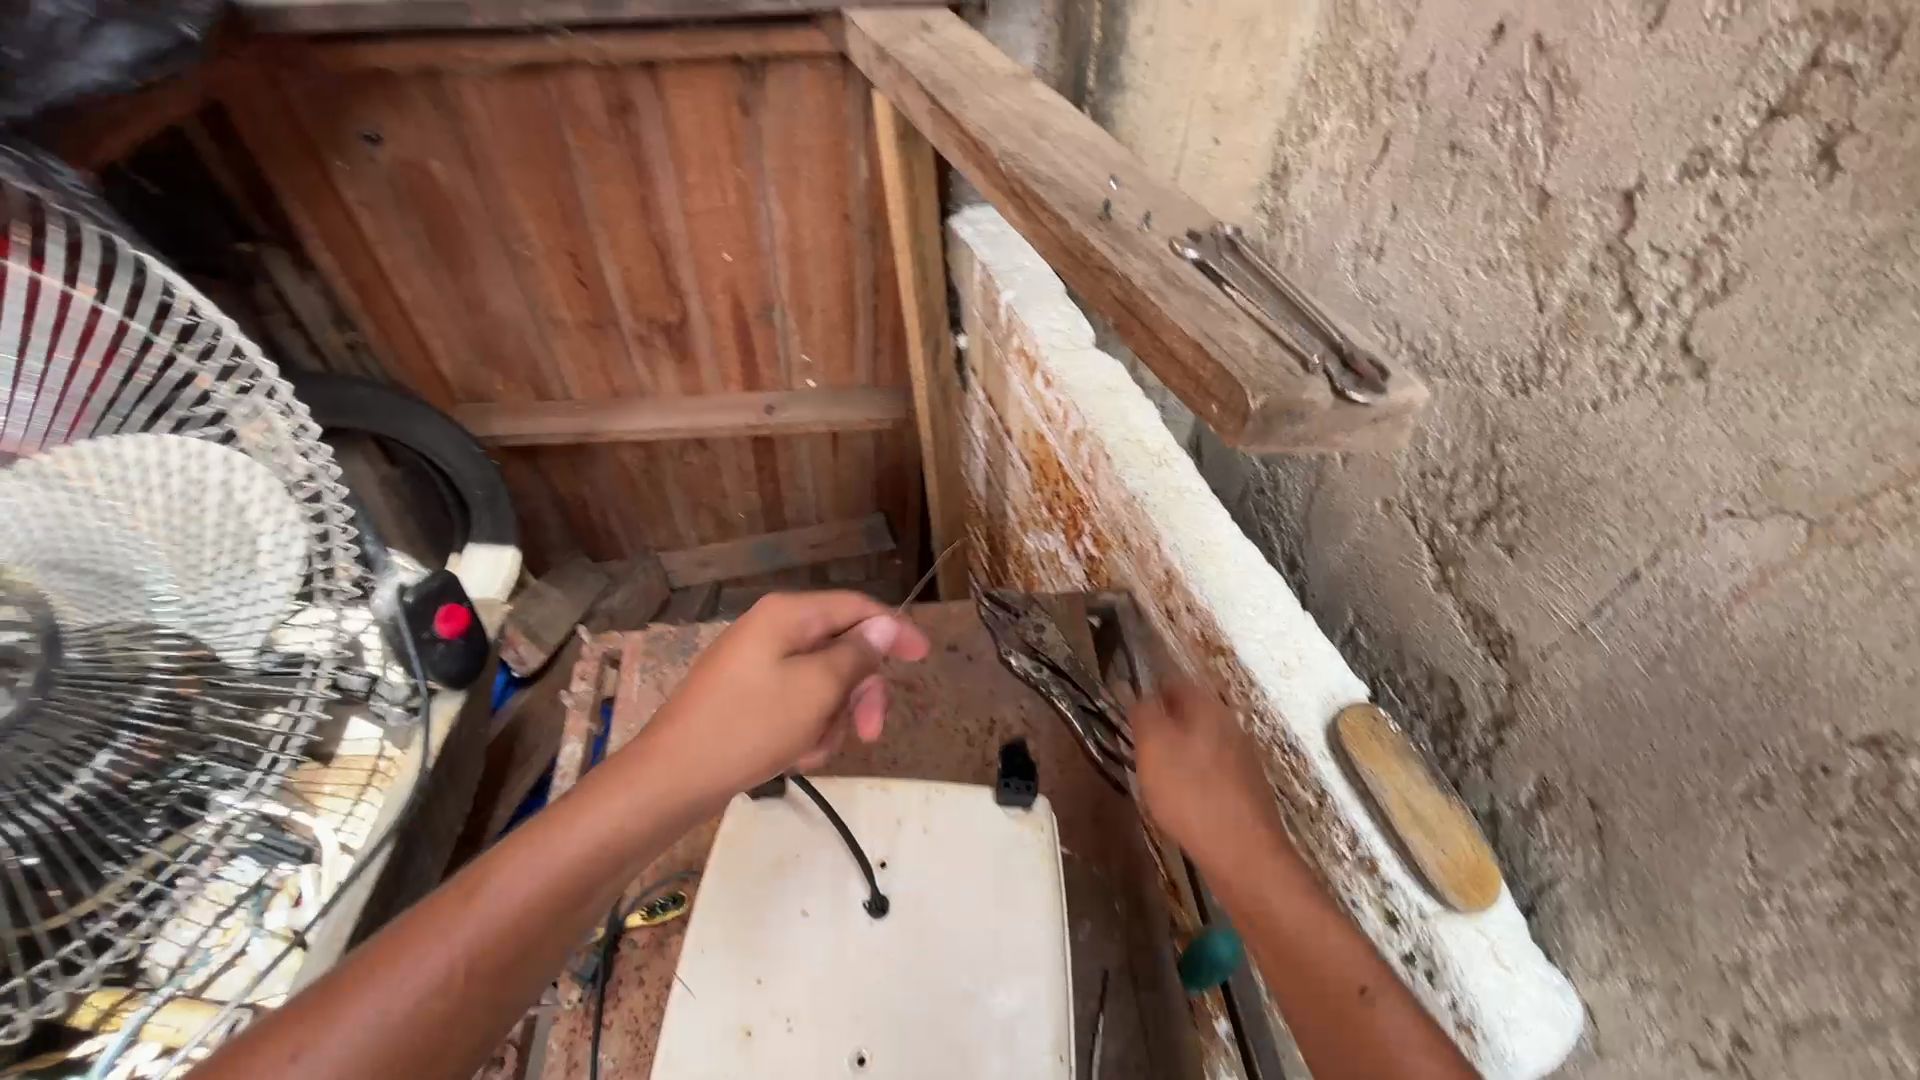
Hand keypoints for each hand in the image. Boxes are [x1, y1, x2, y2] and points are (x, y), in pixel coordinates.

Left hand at [633, 591, 930, 800]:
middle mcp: (773, 630)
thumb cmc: (749, 727)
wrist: (673, 778)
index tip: (923, 656)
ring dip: (831, 719)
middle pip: (842, 650)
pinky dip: (805, 729)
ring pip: (823, 684)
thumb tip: (885, 623)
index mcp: (788, 615)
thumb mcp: (817, 689)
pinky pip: (796, 704)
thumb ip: (857, 653)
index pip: (857, 607)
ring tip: (812, 751)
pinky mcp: (748, 696)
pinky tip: (793, 756)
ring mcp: (758, 664)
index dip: (894, 630)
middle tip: (870, 733)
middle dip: (859, 694)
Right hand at [1131, 677, 1288, 871]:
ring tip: (1158, 778)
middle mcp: (1231, 725)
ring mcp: (1245, 758)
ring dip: (1180, 754)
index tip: (1130, 715)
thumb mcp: (1153, 746)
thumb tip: (1140, 693)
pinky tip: (1185, 802)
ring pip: (1203, 744)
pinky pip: (1214, 772)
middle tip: (1141, 749)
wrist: (1243, 852)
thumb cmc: (1189, 792)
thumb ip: (1144, 713)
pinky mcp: (1249, 789)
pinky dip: (1196, 780)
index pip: (1174, 682)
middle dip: (1165, 726)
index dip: (1149, 693)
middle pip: (1191, 714)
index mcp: (1208, 707)